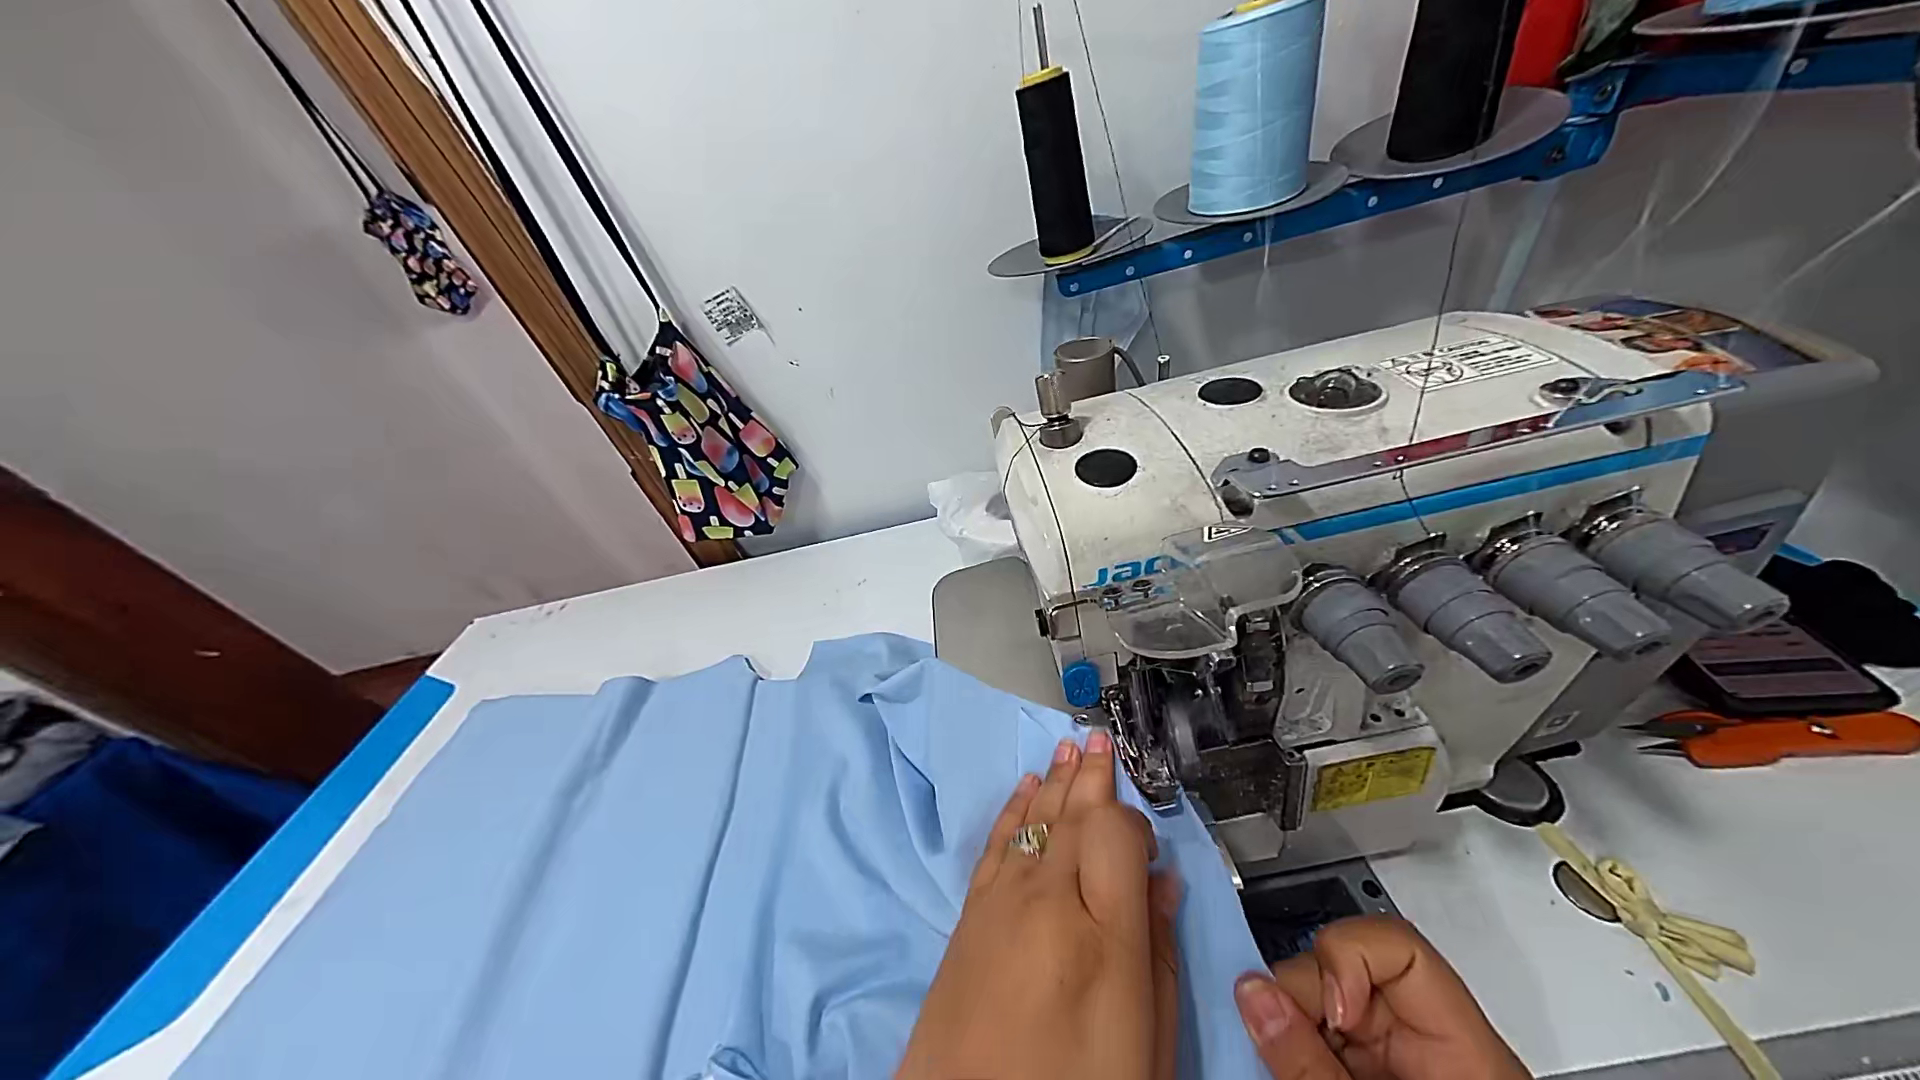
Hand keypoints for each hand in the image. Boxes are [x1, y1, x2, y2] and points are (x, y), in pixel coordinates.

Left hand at [896, 731, 1182, 1079]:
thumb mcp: (1147, 1041)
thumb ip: (1158, 953)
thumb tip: (1161, 884)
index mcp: (1100, 932)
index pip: (1116, 833)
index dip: (1133, 823)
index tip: (1146, 837)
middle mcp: (1046, 900)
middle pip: (1074, 816)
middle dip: (1090, 776)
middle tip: (1099, 739)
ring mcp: (1001, 901)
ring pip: (1034, 819)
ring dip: (1053, 781)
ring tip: (1068, 749)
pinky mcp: (969, 912)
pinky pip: (996, 843)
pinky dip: (1013, 810)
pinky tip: (1024, 789)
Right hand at [1234, 915, 1528, 1079]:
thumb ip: (1310, 1064)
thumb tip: (1252, 992)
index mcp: (1460, 1049)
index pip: (1396, 947)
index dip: (1347, 958)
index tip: (1329, 1014)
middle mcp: (1420, 1040)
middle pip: (1340, 967)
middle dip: (1294, 994)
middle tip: (1273, 1039)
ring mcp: (1388, 1057)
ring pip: (1314, 997)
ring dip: (1282, 1021)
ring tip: (1273, 1061)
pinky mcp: (1359, 1070)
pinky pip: (1309, 1031)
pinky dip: (1284, 1044)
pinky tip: (1275, 1063)